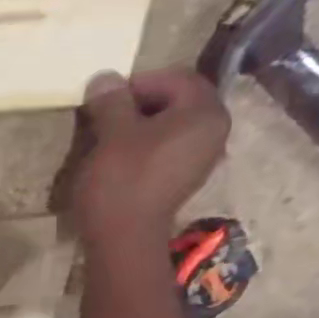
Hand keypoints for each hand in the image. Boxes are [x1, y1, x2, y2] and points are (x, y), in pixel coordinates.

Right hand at [70, 68, 229, 248]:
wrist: (123, 239)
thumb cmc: (121, 181)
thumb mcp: (111, 134)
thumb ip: (111, 101)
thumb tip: (105, 78)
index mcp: (205, 112)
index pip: (174, 78)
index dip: (136, 83)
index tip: (104, 98)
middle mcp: (214, 131)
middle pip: (176, 102)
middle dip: (139, 105)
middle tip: (104, 116)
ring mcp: (201, 158)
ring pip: (170, 127)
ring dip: (139, 127)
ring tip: (108, 138)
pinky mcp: (183, 180)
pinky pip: (167, 150)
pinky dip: (145, 148)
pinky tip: (120, 160)